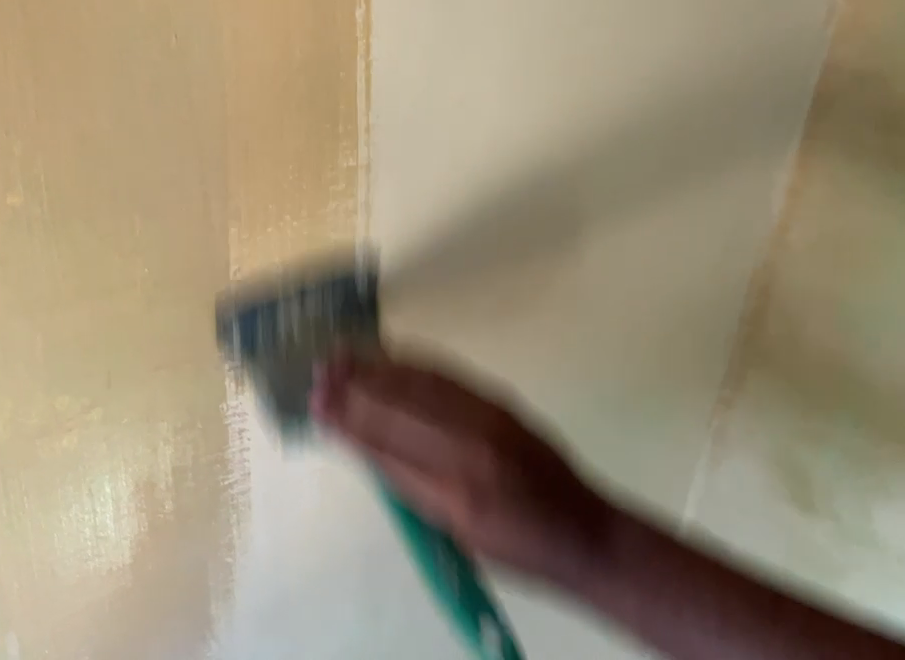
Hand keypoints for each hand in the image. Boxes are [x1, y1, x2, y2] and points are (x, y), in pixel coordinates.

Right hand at [311, 349, 616, 584]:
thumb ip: (409, 486)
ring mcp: (488, 421)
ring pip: (418, 385)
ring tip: (340, 357)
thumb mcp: (455, 533)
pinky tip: (385, 355)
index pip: (386, 450)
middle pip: (397, 411)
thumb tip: (362, 443)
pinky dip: (409, 362)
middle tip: (318, 375)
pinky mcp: (499, 402)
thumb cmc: (518, 549)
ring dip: (374, 369)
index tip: (316, 407)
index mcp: (456, 496)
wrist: (588, 534)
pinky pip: (445, 375)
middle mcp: (470, 453)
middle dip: (353, 391)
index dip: (347, 425)